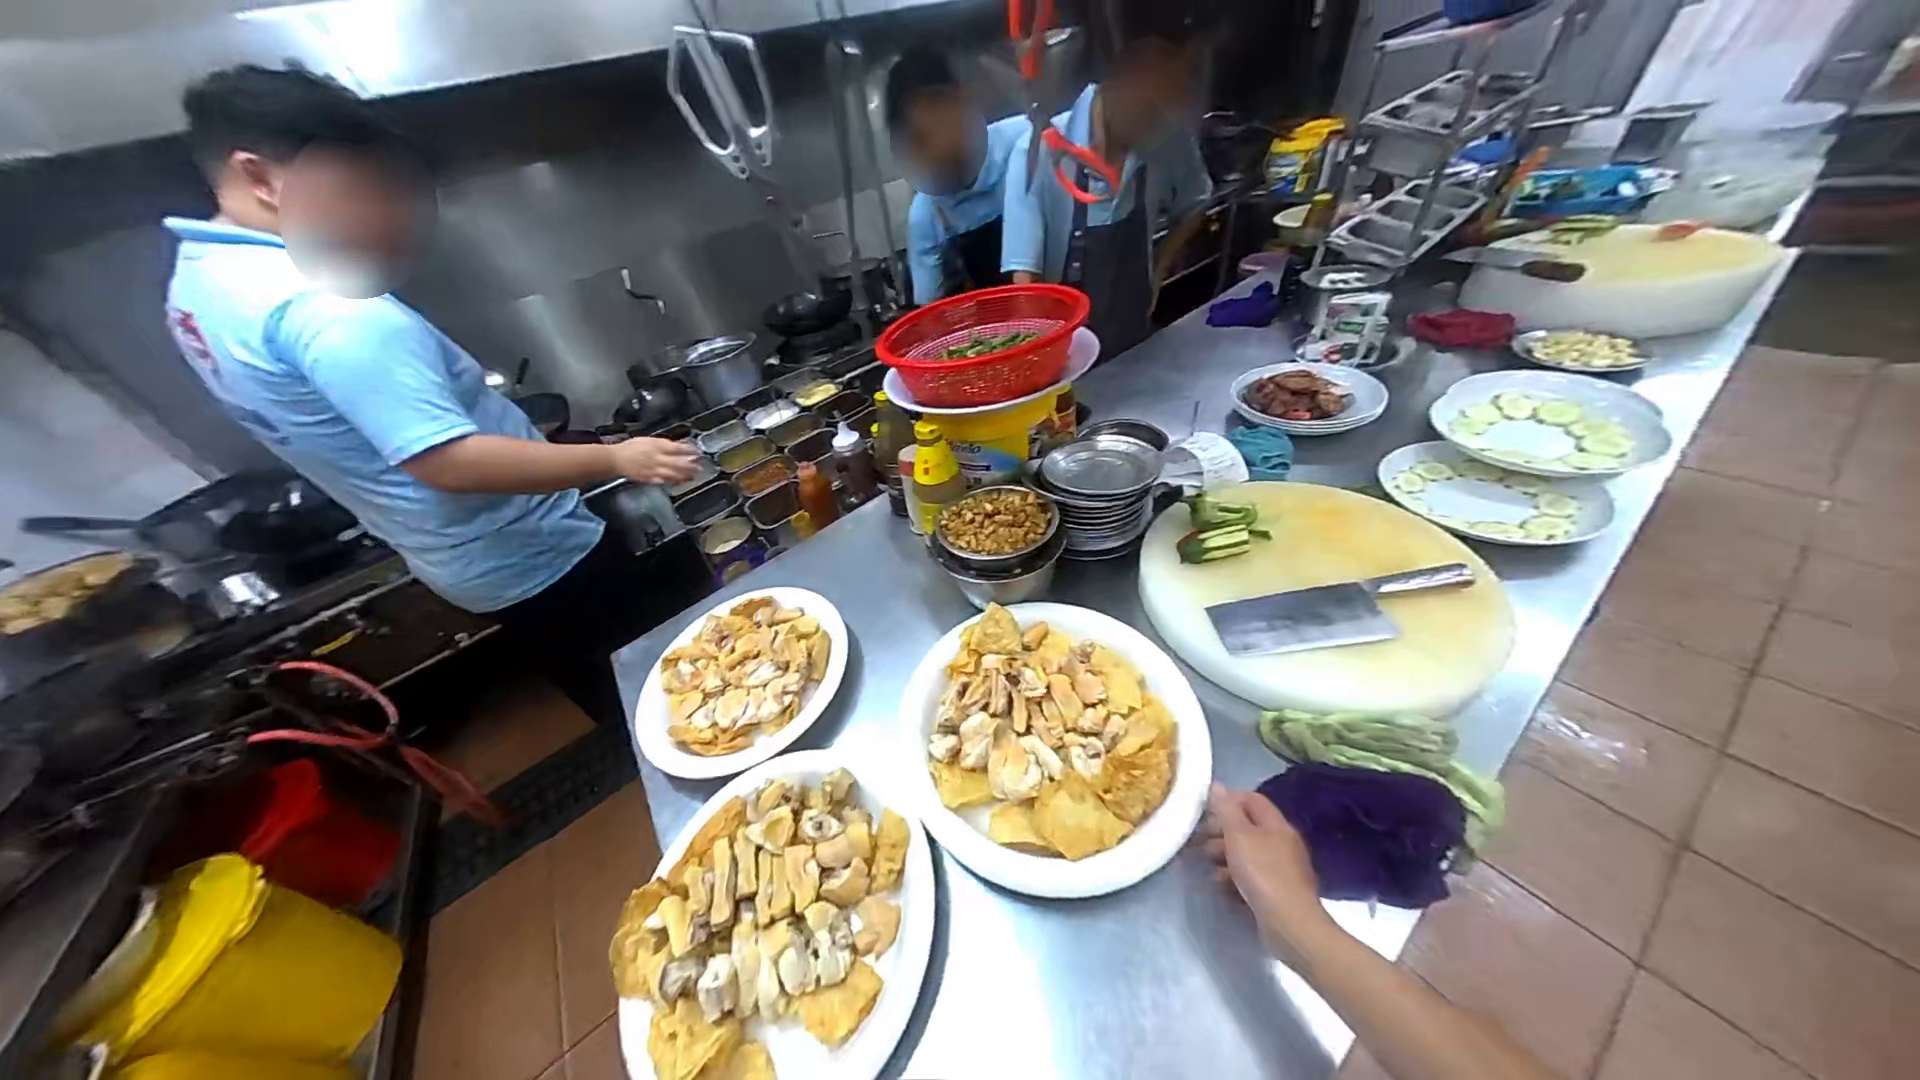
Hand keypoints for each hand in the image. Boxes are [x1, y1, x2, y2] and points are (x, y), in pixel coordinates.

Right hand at [609, 437, 700, 484]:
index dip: (690, 451)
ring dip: (685, 476)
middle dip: (691, 466)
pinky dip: (673, 482)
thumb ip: (665, 443)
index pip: (678, 448)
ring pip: (673, 473)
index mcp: (657, 446)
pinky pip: (664, 481)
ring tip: (693, 477)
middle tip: (700, 468)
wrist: (615, 459)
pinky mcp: (649, 478)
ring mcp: (653, 469)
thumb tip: (681, 444)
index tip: (698, 453)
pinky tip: (679, 482)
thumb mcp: (649, 440)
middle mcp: (657, 458)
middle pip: (678, 463)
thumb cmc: (631, 448)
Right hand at [1202, 783, 1333, 960]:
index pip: (1251, 799)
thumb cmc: (1263, 874)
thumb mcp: (1239, 835)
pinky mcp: (1277, 891)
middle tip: (1200, 839)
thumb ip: (1227, 809)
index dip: (1227, 800)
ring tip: (1208, 863)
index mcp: (1276, 825)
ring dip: (1224, 854)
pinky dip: (1234, 875)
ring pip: (1246, 851)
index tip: (1205, 811)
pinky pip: (1251, 874)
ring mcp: (1281, 868)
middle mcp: (1282, 842)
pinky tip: (1222, 883)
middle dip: (1221, 830)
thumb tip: (1218, 785)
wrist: (1291, 926)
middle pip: (1246, 825)